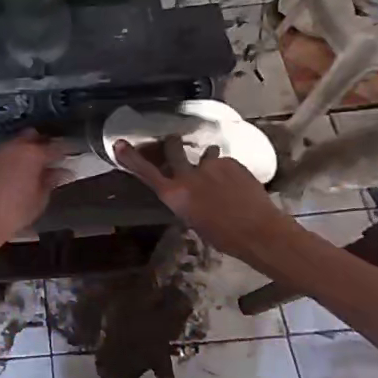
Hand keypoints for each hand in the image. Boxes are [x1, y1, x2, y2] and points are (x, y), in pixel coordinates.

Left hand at [0, 131, 67, 248]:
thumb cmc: (16, 211)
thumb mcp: (41, 198)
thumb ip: (52, 180)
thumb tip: (61, 172)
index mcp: (33, 154)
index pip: (55, 147)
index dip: (65, 150)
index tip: (70, 155)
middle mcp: (15, 147)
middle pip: (33, 136)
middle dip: (43, 144)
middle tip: (49, 157)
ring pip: (16, 142)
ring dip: (25, 148)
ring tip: (30, 164)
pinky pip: (2, 151)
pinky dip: (10, 156)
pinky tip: (12, 169)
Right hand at [113, 136, 297, 263]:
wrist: (257, 231)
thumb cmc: (223, 237)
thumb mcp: (194, 221)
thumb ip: (186, 201)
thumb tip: (188, 191)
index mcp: (174, 195)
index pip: (146, 172)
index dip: (131, 158)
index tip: (119, 143)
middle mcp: (188, 175)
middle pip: (173, 149)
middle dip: (171, 144)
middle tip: (172, 140)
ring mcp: (211, 165)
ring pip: (205, 155)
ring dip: (207, 161)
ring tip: (219, 176)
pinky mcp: (231, 162)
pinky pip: (224, 162)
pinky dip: (228, 171)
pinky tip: (238, 186)